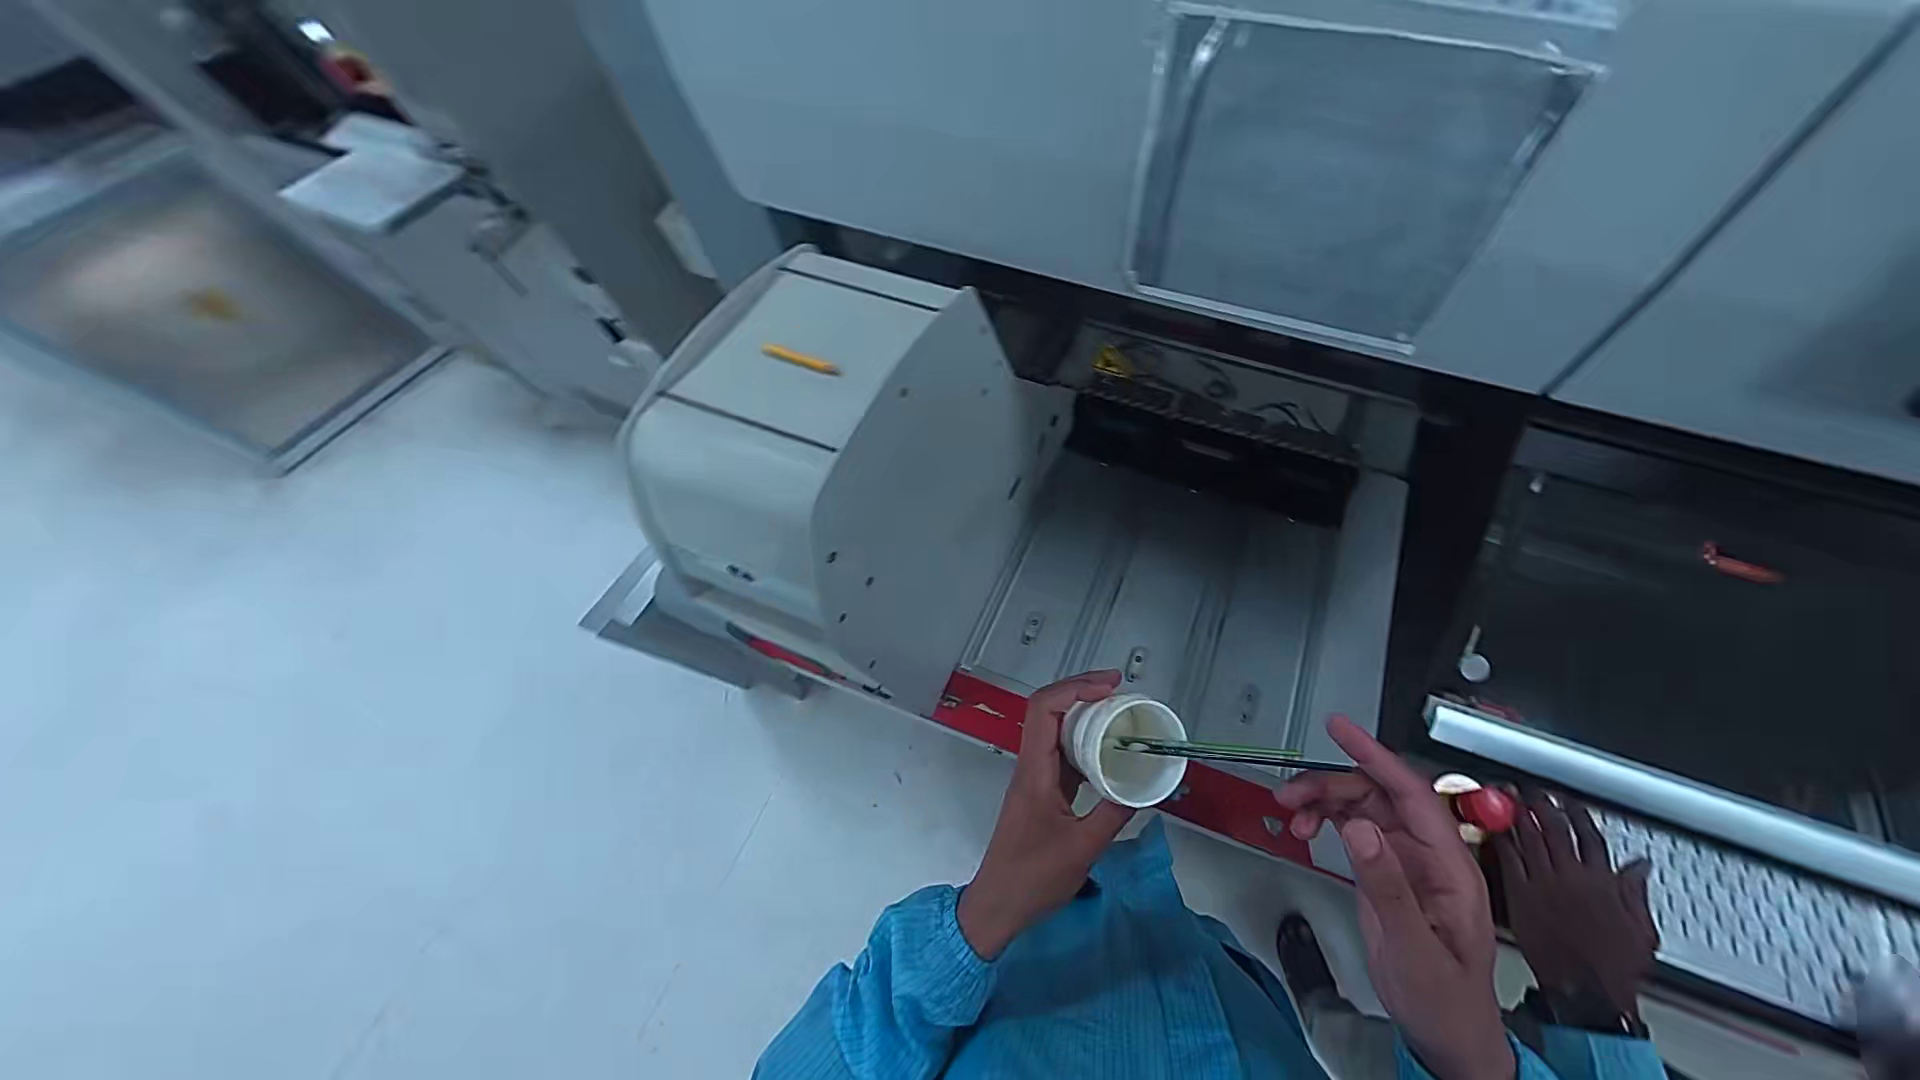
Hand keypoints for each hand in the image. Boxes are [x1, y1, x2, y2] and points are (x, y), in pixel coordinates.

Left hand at [957, 671, 1135, 959]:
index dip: (1074, 688)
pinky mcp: (1043, 791)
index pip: (1044, 710)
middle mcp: (1031, 765)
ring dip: (1083, 714)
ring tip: (1118, 711)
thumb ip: (1113, 814)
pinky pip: (1063, 754)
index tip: (1109, 686)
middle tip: (1119, 689)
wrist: (998, 903)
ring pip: (1055, 730)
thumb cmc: (1033, 877)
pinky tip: (1108, 748)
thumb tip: (1143, 788)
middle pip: (1048, 710)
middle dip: (1081, 691)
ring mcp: (1036, 777)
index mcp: (1034, 771)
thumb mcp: (1082, 848)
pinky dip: (1085, 742)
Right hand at [1276, 716, 1513, 1079]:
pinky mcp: (1383, 869)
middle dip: (1330, 785)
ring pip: (1359, 805)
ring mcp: (1404, 859)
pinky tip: (1306, 828)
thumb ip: (1387, 886)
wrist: (1445, 1035)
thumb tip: (1358, 828)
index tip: (1340, 729)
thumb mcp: (1414, 948)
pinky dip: (1324, 819)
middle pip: (1376, 794)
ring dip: (1322, 801)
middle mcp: (1426, 853)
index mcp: (1448, 866)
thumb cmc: (1442, 1000)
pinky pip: (1350, 826)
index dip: (1374, 756)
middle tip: (1290, 796)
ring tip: (1292, 813)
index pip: (1411, 793)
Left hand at [1496, 791, 1657, 1020]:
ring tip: (1507, 792)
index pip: (1590, 837)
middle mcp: (1571, 876)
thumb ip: (1635, 891)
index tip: (1567, 799)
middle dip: (1541, 805)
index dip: (1577, 814)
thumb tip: (1640, 865)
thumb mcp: (1640, 929)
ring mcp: (1542, 881)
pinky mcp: (1518, 889)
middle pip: (1554, 829)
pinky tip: (1491, 823)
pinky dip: (1499, 836)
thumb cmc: (1613, 964)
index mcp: (1604, 882)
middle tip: (1530, 789)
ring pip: (1527, 836)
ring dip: (1516, 812)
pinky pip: (1506, 855)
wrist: (1585, 986)